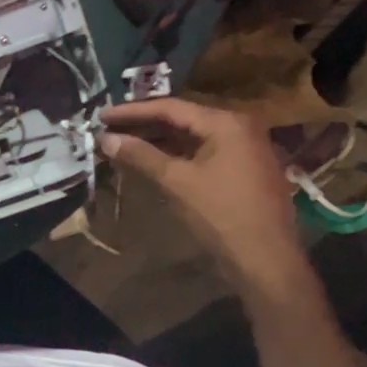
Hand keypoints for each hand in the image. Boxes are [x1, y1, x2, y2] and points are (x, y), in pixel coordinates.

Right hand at [98, 98, 302, 287]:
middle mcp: (239, 128)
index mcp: (226, 123)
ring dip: (158, 140)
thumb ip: (141, 156)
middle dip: (144, 125)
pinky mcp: (243, 169)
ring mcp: (244, 149)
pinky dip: (176, 154)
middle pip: (183, 119)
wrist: (265, 258)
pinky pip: (203, 152)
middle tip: (109, 128)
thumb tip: (106, 139)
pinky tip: (152, 161)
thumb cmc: (221, 215)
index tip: (102, 115)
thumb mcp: (177, 182)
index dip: (132, 111)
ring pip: (192, 137)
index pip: (171, 108)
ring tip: (124, 144)